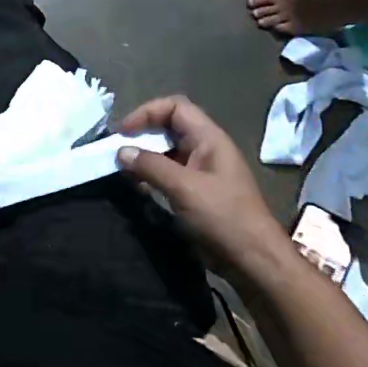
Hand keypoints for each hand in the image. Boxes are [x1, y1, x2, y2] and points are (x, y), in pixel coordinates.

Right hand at [115, 96, 289, 272]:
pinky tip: (136, 189)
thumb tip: (121, 151)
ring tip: (123, 172)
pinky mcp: (194, 193)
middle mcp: (205, 150)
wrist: (251, 258)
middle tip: (116, 152)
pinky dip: (149, 177)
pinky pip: (167, 174)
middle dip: (141, 136)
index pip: (176, 107)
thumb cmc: (222, 217)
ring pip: (165, 153)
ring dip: (142, 158)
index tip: (123, 132)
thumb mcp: (184, 188)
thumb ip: (151, 166)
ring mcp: (200, 172)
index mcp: (210, 139)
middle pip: (168, 128)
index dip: (147, 112)